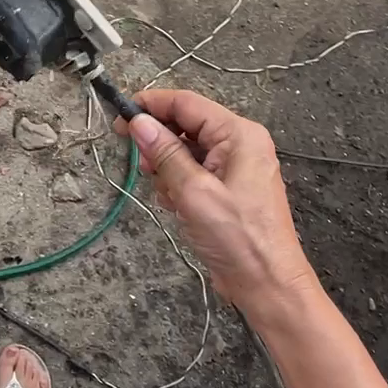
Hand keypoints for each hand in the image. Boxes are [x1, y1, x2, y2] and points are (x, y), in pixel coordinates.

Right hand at [115, 90, 321, 319]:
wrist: (267, 285)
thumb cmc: (239, 239)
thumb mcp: (194, 192)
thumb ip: (165, 153)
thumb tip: (138, 123)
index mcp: (239, 135)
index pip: (186, 103)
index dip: (150, 105)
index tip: (120, 116)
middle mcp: (240, 144)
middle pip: (185, 125)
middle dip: (159, 144)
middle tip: (142, 166)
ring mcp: (235, 166)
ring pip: (185, 150)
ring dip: (168, 169)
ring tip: (170, 196)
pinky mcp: (228, 188)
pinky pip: (193, 172)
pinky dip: (178, 185)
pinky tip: (177, 206)